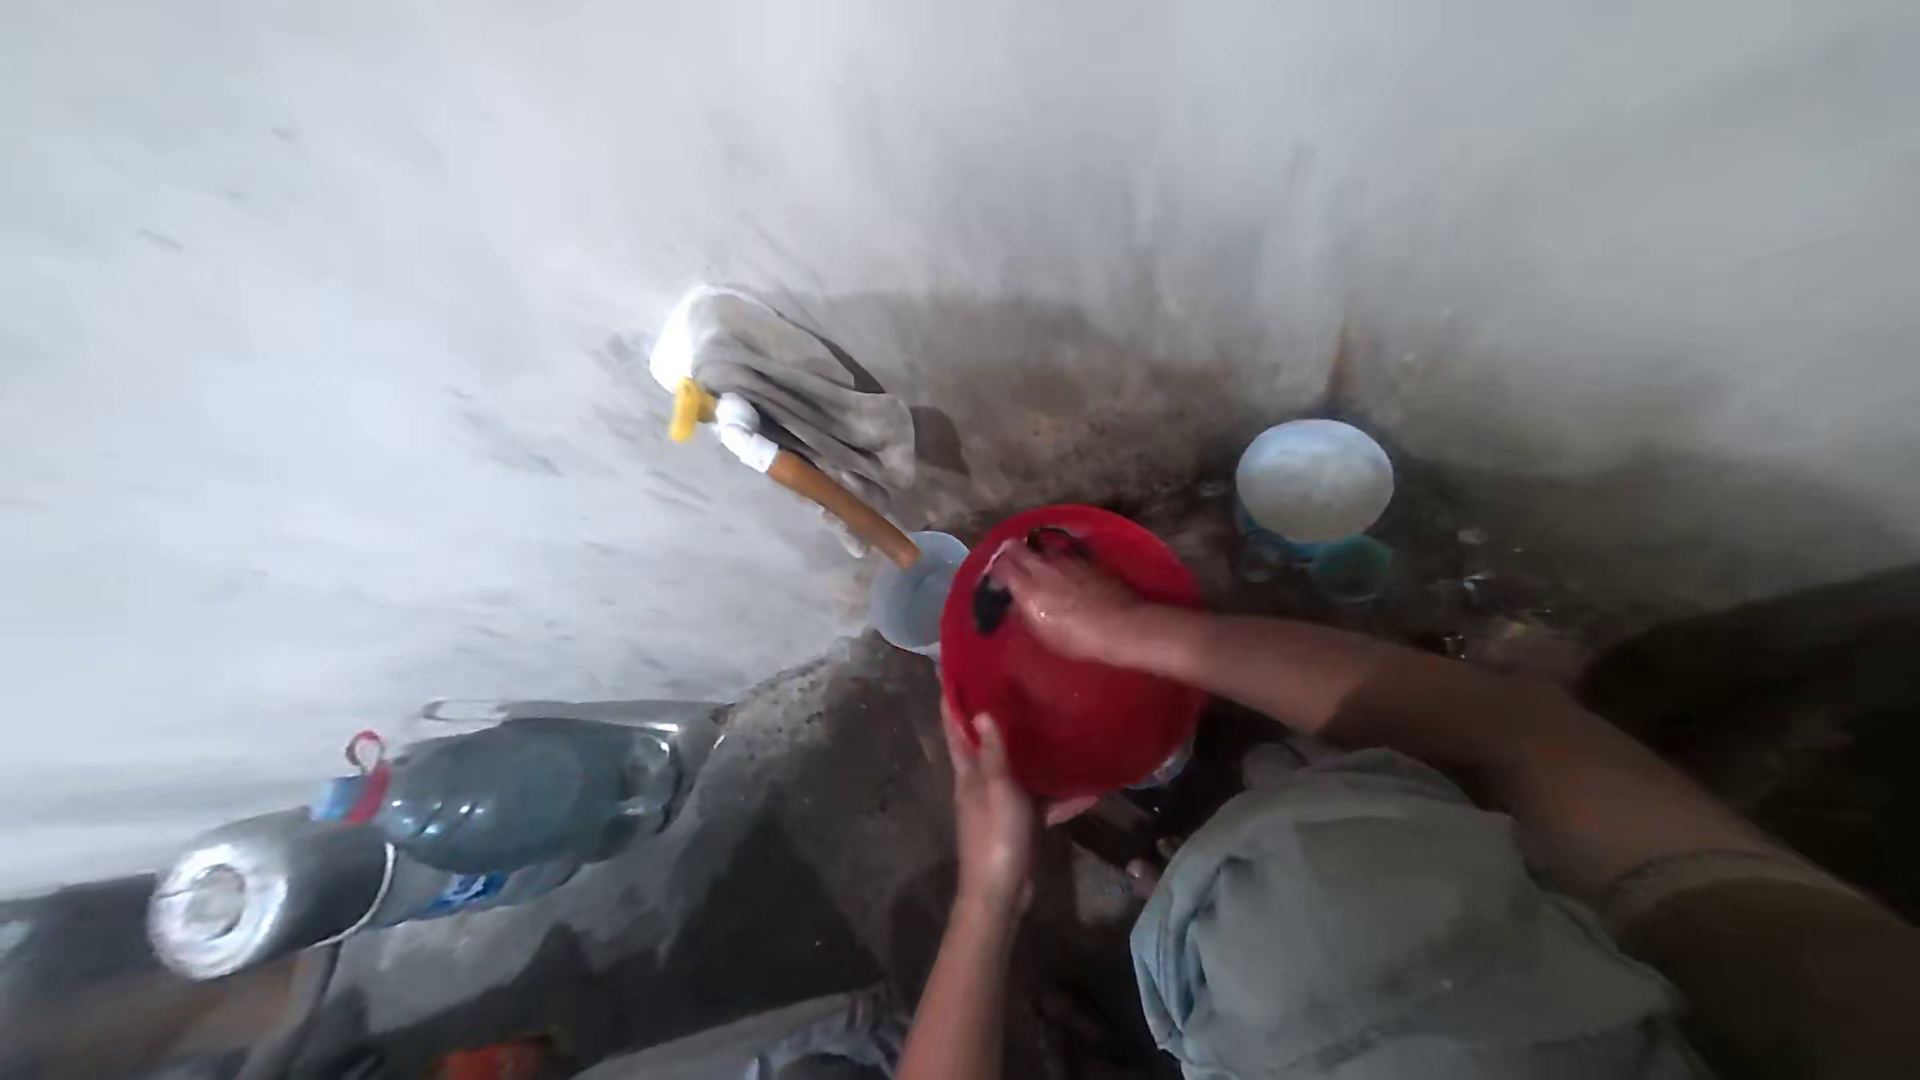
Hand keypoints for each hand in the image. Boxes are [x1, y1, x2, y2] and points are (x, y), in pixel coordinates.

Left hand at [942, 702, 1095, 914]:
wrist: (1001, 893)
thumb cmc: (995, 836)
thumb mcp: (997, 789)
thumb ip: (992, 754)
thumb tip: (981, 711)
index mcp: (968, 773)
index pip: (954, 729)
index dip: (950, 702)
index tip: (954, 672)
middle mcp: (981, 783)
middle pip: (984, 744)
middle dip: (992, 717)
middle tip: (1011, 687)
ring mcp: (1001, 803)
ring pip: (1016, 769)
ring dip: (1031, 753)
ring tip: (1052, 726)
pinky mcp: (1020, 821)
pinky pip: (1041, 801)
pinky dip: (1060, 796)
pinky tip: (1089, 789)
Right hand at [989, 543, 1144, 663]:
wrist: (1123, 626)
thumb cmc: (1081, 639)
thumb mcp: (1045, 633)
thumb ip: (1025, 613)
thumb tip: (1015, 602)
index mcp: (1028, 589)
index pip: (1000, 566)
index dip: (993, 569)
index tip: (994, 577)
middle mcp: (1044, 568)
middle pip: (1015, 547)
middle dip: (1007, 551)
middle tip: (1007, 560)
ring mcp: (1066, 560)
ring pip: (1040, 546)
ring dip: (1033, 552)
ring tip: (1035, 563)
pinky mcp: (1085, 558)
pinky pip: (1063, 550)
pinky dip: (1056, 556)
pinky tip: (1061, 567)